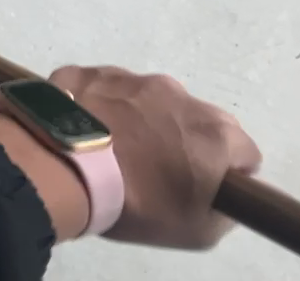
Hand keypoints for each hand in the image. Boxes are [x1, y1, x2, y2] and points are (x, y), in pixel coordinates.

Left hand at [49, 65, 262, 248]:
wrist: (59, 165)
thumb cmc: (137, 202)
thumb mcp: (201, 228)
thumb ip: (225, 205)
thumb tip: (221, 189)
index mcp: (215, 131)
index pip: (241, 151)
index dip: (225, 170)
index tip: (199, 183)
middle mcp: (173, 92)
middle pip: (192, 117)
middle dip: (180, 137)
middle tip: (151, 163)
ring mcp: (123, 75)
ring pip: (143, 97)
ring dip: (136, 115)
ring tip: (110, 143)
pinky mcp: (81, 70)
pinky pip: (99, 87)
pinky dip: (97, 102)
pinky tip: (82, 125)